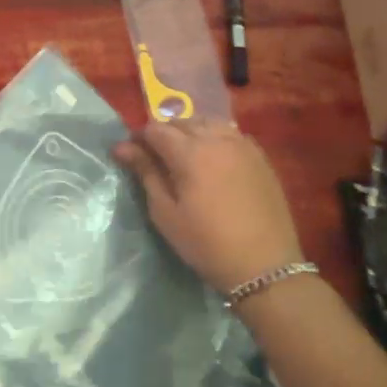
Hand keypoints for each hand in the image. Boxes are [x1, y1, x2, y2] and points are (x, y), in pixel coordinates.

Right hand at [113, 119, 302, 291]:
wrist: (264, 265)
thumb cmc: (205, 243)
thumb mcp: (165, 212)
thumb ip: (145, 172)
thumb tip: (122, 147)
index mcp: (190, 152)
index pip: (155, 129)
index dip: (138, 138)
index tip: (131, 154)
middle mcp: (217, 139)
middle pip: (182, 121)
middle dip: (163, 132)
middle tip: (155, 157)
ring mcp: (243, 146)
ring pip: (208, 123)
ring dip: (190, 131)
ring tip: (183, 154)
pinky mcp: (260, 157)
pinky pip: (231, 134)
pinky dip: (214, 137)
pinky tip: (212, 158)